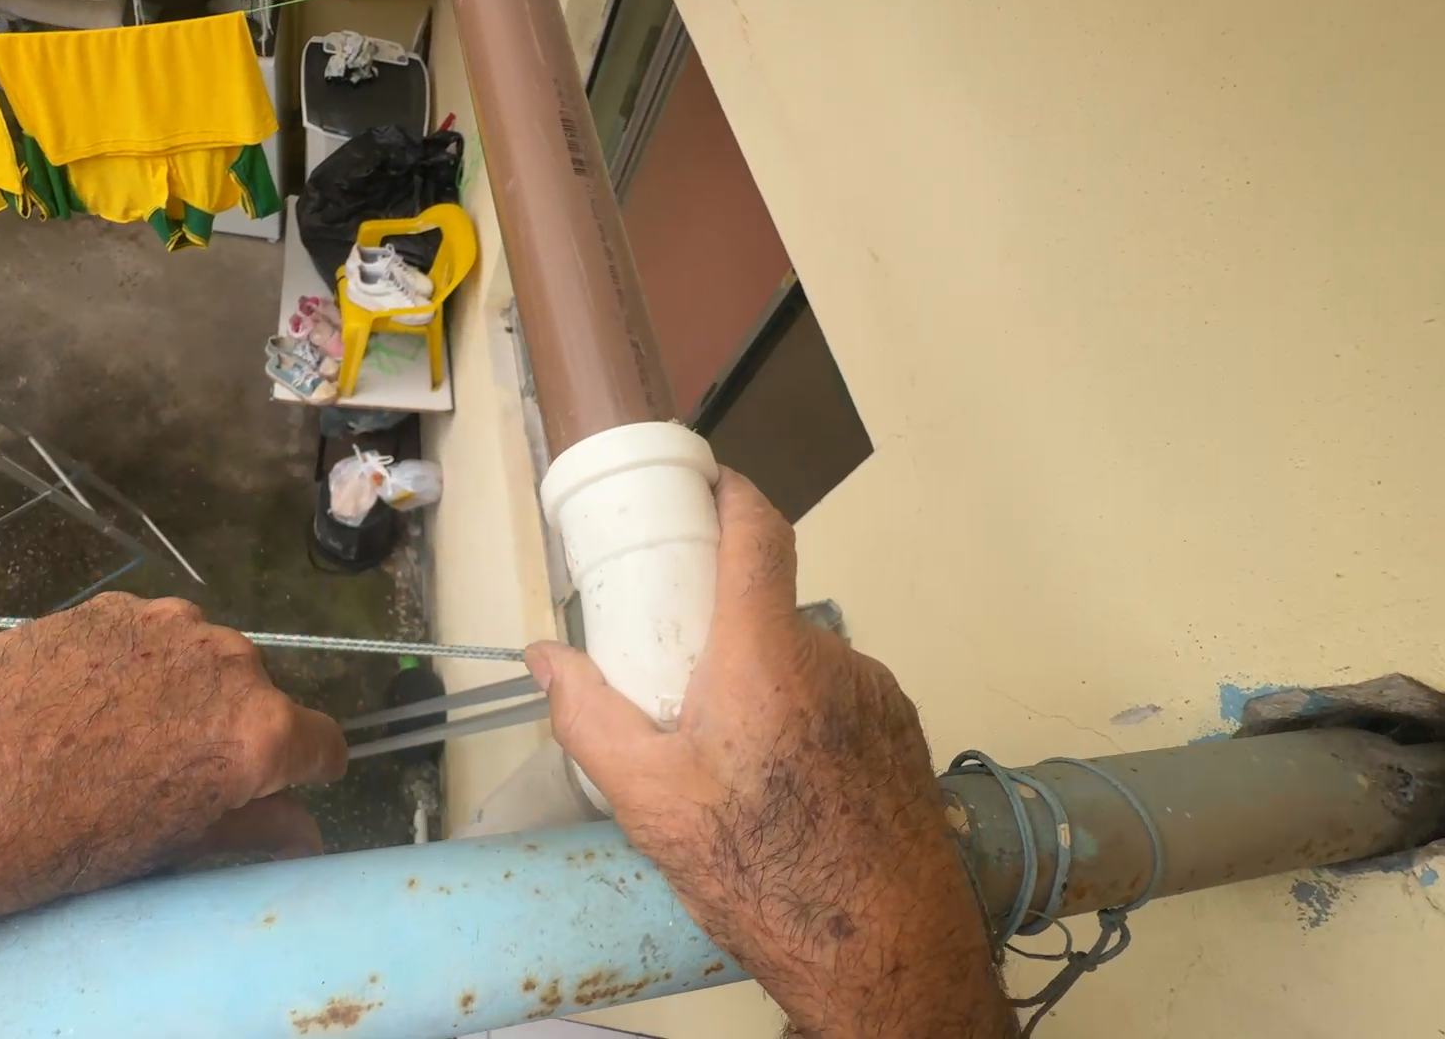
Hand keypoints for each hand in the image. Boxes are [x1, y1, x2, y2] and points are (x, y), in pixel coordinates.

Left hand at [0, 592, 346, 939]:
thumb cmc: (41, 846)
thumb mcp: (159, 852)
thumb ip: (247, 831)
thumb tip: (304, 835)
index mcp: (257, 732)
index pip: (322, 745)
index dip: (305, 773)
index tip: (276, 794)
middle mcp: (234, 663)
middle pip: (263, 700)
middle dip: (237, 735)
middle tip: (171, 777)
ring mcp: (174, 624)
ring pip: (210, 665)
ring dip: (190, 696)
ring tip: (114, 735)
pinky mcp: (119, 604)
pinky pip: (158, 641)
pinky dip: (143, 668)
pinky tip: (77, 699)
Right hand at [527, 471, 1010, 1036]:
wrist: (888, 962)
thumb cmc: (756, 869)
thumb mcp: (646, 798)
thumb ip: (585, 714)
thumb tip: (543, 656)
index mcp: (764, 655)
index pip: (758, 533)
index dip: (730, 491)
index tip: (701, 481)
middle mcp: (829, 656)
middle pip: (763, 602)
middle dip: (716, 621)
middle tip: (678, 678)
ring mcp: (876, 692)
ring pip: (796, 653)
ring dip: (757, 675)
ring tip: (729, 751)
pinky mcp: (902, 729)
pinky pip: (834, 691)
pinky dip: (798, 707)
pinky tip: (783, 776)